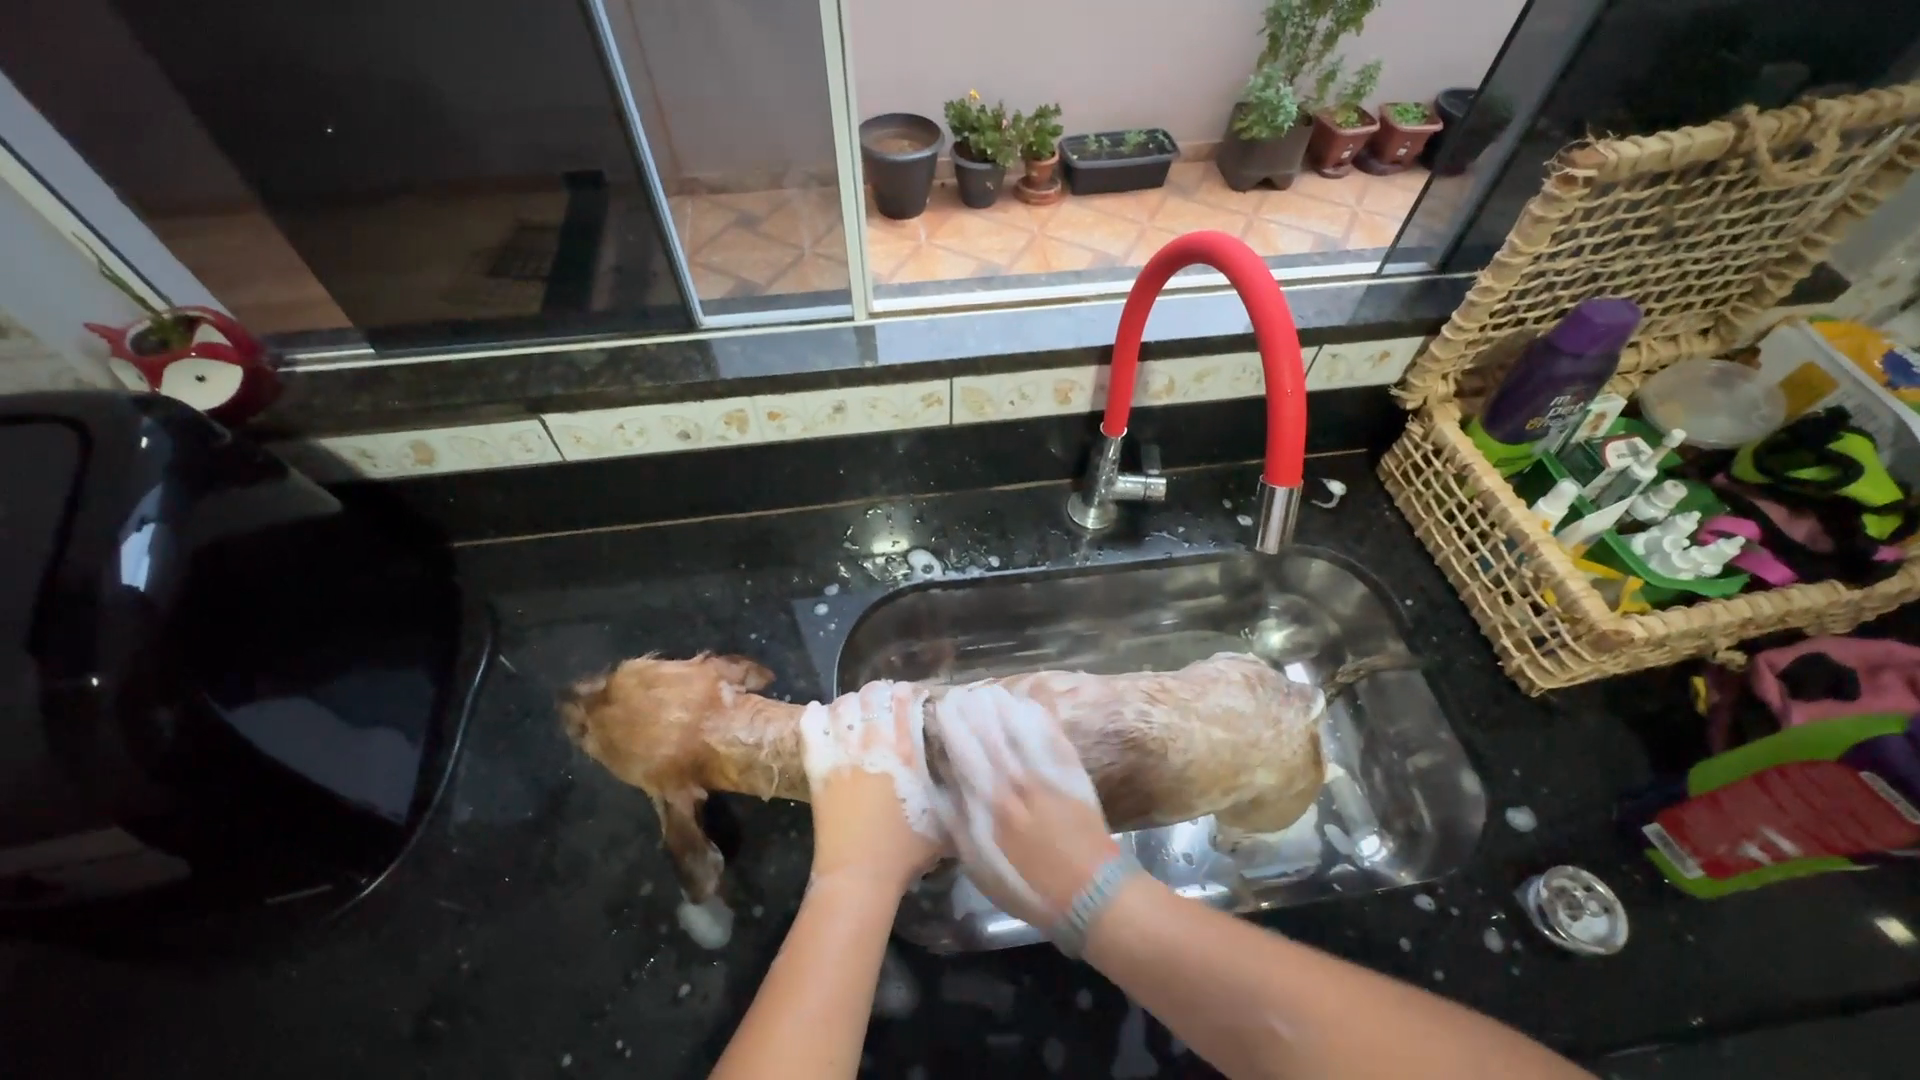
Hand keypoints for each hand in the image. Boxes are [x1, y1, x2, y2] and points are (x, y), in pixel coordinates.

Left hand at [800, 681, 943, 892]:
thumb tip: (964, 781)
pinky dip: (814, 716)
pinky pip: (810, 730)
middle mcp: (873, 745)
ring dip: (850, 702)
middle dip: (879, 693)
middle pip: (872, 698)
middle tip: (883, 700)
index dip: (907, 693)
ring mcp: (841, 754)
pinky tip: (818, 711)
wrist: (858, 874)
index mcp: (905, 753)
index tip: (910, 694)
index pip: (904, 704)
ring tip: (855, 708)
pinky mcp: (817, 769)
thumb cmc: (904, 852)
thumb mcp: (943, 821)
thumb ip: (951, 795)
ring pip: (842, 707)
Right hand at [931, 685, 1119, 927]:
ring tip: (987, 692)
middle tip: (960, 695)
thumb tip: (937, 787)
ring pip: (1018, 721)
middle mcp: (1014, 777)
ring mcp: (1045, 768)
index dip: (950, 723)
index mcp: (988, 800)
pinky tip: (1027, 699)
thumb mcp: (979, 865)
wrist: (1090, 892)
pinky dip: (1037, 711)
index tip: (940, 708)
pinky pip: (1050, 730)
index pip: (962, 748)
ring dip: (1001, 702)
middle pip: (988, 727)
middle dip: (971, 706)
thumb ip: (956, 822)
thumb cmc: (1028, 885)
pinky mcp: (1071, 767)